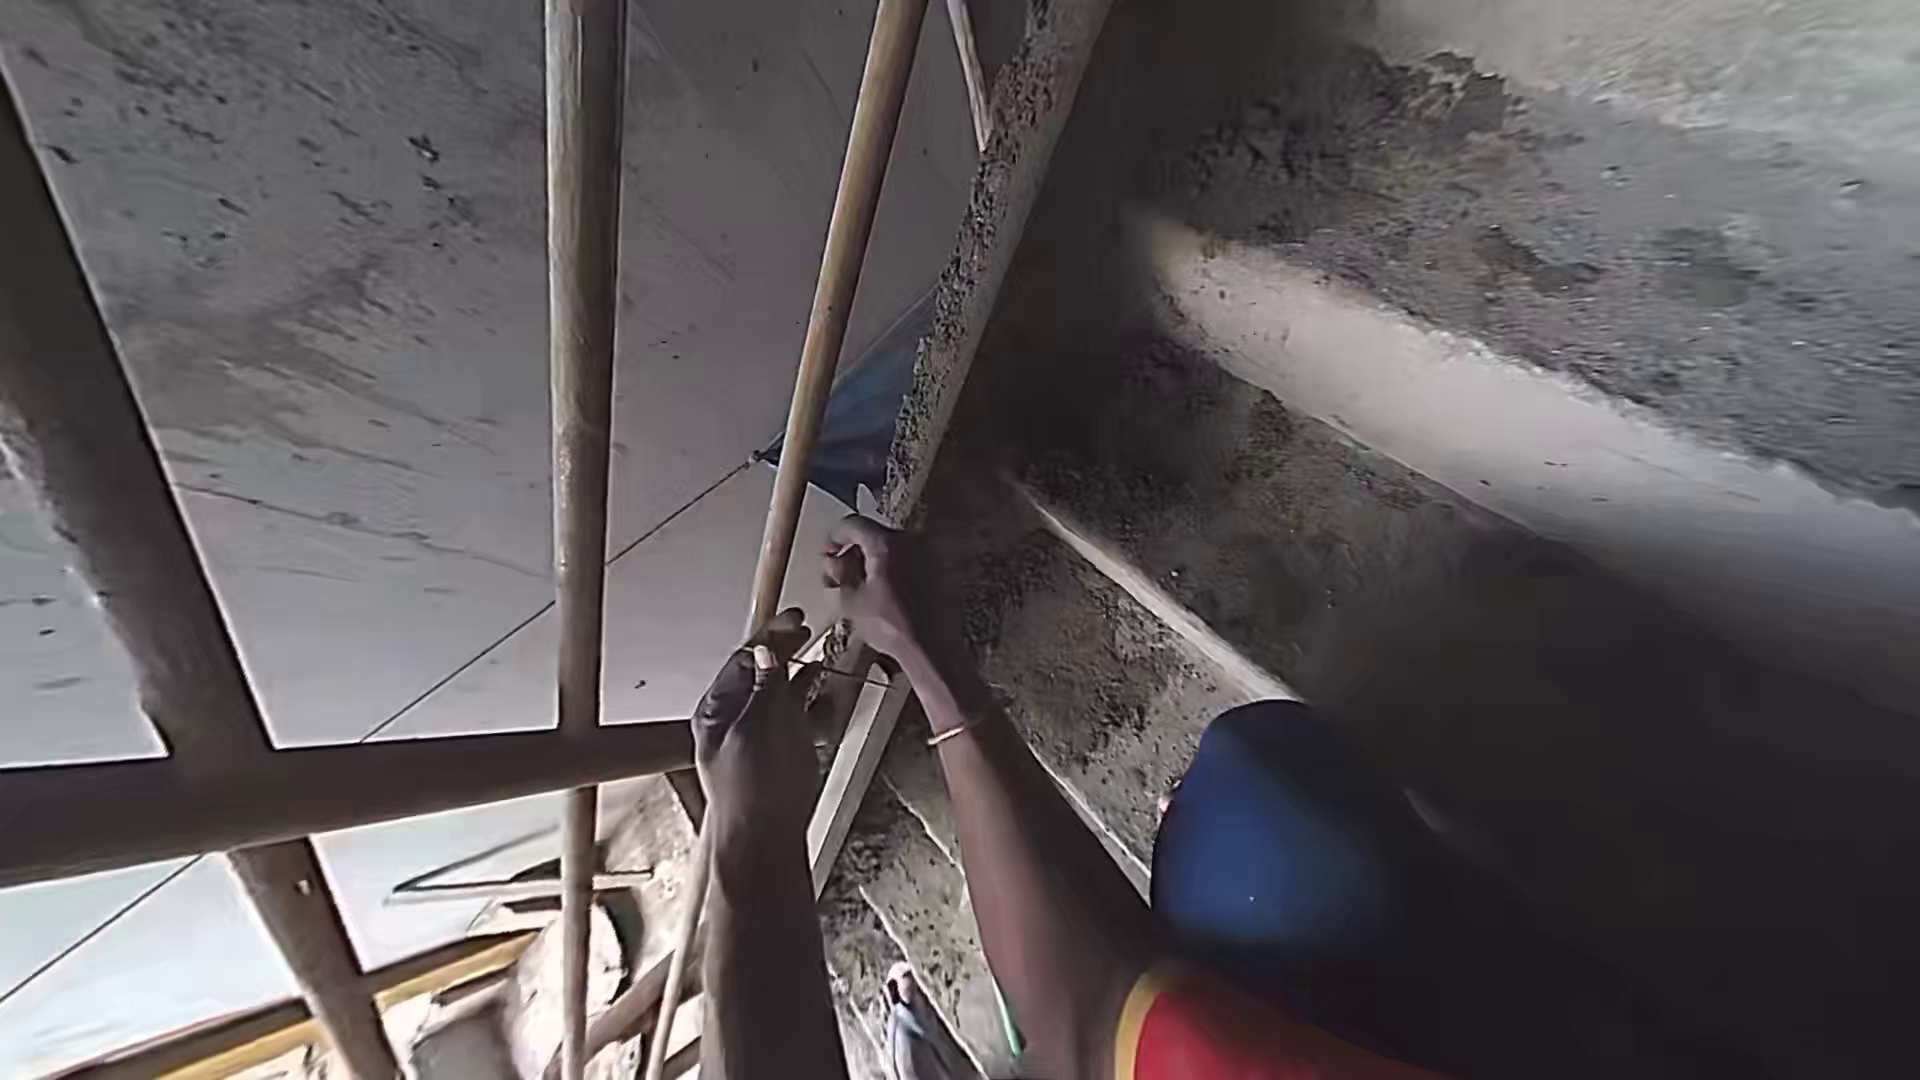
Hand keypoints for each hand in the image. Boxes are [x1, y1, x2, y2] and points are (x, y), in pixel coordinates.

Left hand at [692, 608, 816, 832]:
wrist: (767, 831)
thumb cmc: (752, 784)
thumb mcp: (758, 726)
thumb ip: (766, 685)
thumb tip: (765, 650)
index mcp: (719, 708)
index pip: (743, 660)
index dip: (769, 637)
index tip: (793, 619)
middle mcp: (740, 712)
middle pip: (762, 668)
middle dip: (784, 647)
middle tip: (805, 627)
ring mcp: (764, 725)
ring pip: (782, 684)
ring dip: (799, 665)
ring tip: (817, 645)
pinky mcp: (786, 738)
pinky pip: (799, 705)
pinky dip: (810, 688)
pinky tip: (821, 675)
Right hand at [822, 515, 934, 664]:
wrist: (927, 647)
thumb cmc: (894, 627)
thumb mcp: (850, 599)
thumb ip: (838, 572)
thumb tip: (835, 562)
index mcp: (887, 544)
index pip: (854, 523)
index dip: (835, 537)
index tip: (830, 551)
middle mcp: (910, 543)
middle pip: (873, 534)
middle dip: (853, 552)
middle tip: (839, 574)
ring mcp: (926, 555)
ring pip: (890, 548)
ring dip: (872, 561)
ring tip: (860, 587)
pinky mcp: (935, 571)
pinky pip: (906, 560)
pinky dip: (891, 569)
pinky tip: (882, 592)